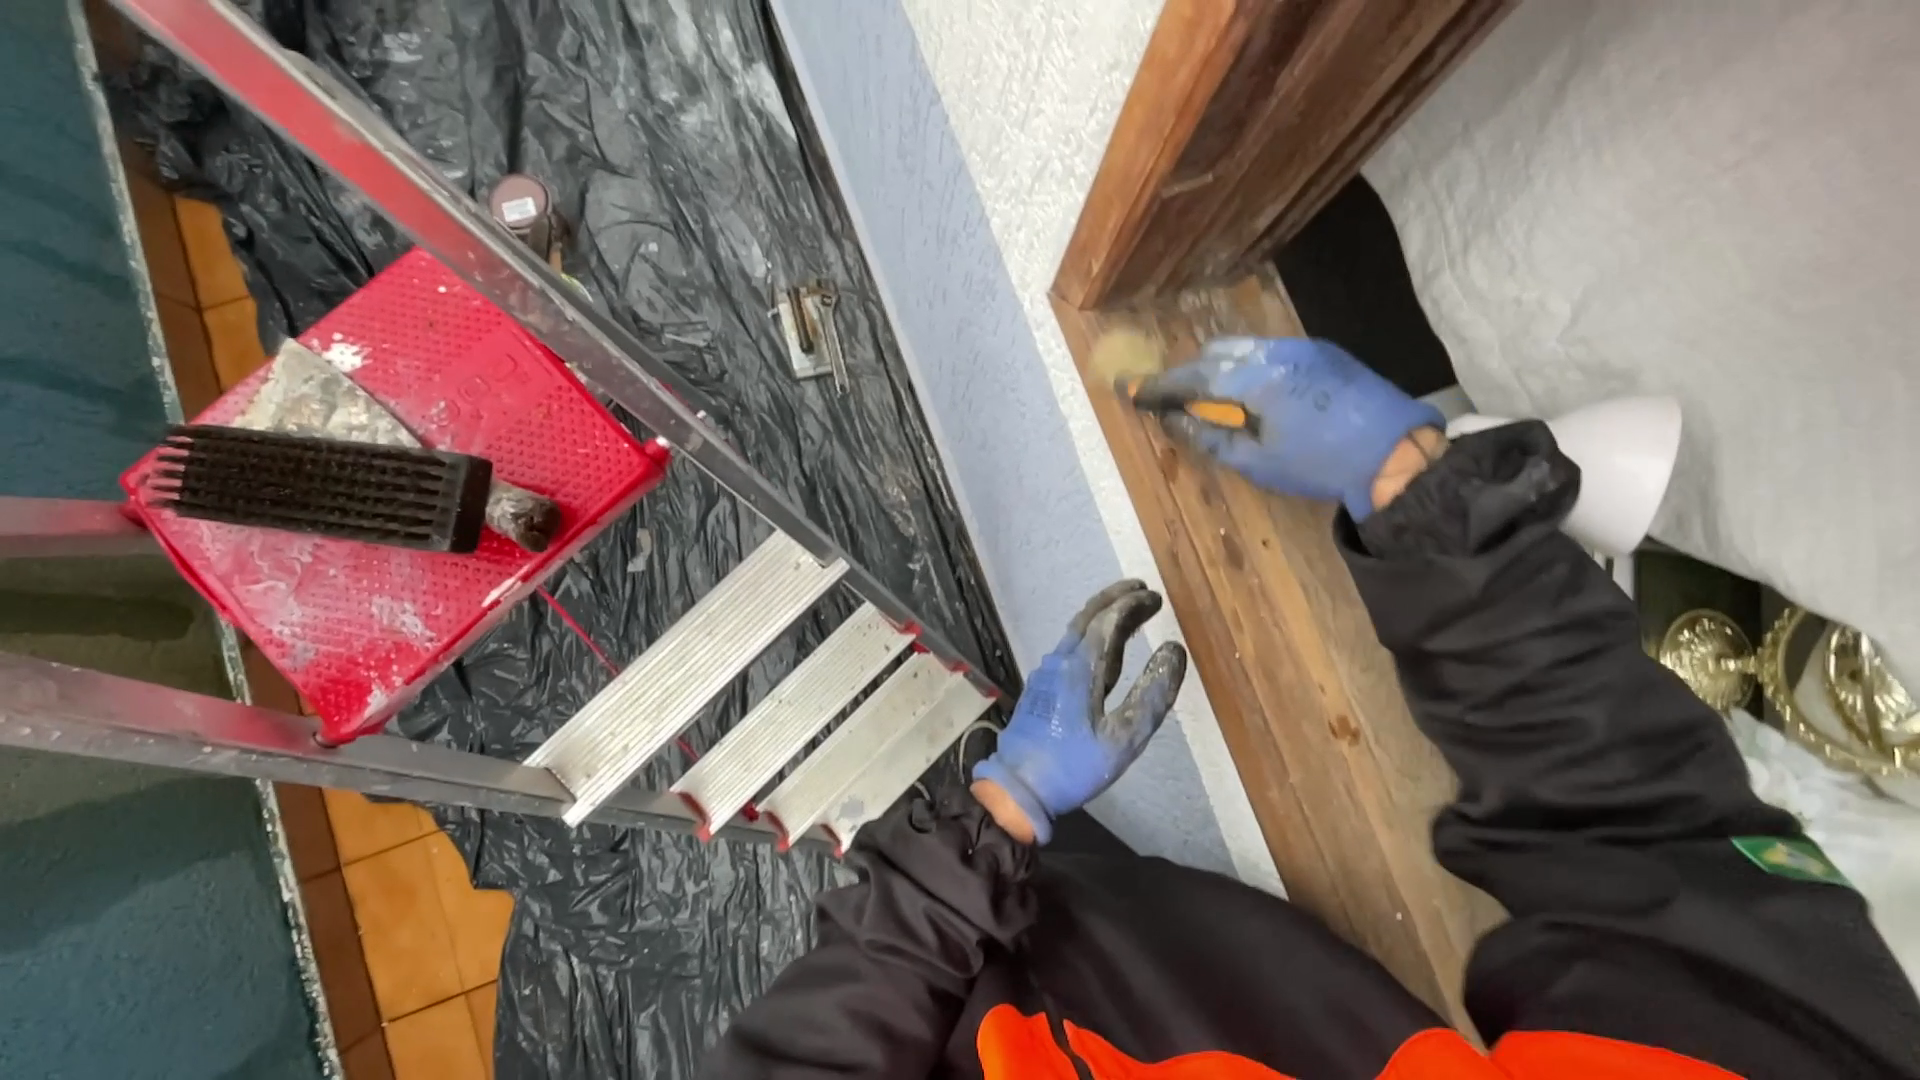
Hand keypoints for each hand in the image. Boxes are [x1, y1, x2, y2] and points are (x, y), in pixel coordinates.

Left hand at [972, 581, 1186, 843]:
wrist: (1017, 787)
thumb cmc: (1073, 766)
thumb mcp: (1123, 738)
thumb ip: (1152, 694)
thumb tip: (1174, 650)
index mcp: (1079, 666)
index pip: (1108, 620)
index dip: (1132, 604)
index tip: (1155, 596)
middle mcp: (1059, 660)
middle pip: (1088, 617)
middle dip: (1115, 599)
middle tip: (1143, 591)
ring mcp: (1046, 673)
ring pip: (1076, 631)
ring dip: (1103, 617)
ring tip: (1128, 613)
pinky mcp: (1041, 687)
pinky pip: (1069, 647)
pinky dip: (1091, 635)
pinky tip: (1102, 649)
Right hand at [1132, 337, 1443, 519]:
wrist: (1398, 456)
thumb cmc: (1321, 465)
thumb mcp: (1257, 461)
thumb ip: (1208, 437)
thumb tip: (1172, 420)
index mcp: (1258, 377)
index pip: (1195, 375)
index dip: (1161, 386)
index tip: (1134, 392)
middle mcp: (1278, 350)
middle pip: (1218, 350)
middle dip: (1192, 373)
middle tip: (1177, 401)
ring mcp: (1305, 347)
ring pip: (1246, 347)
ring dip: (1222, 368)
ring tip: (1216, 400)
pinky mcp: (1325, 353)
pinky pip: (1271, 351)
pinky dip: (1250, 367)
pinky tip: (1255, 395)